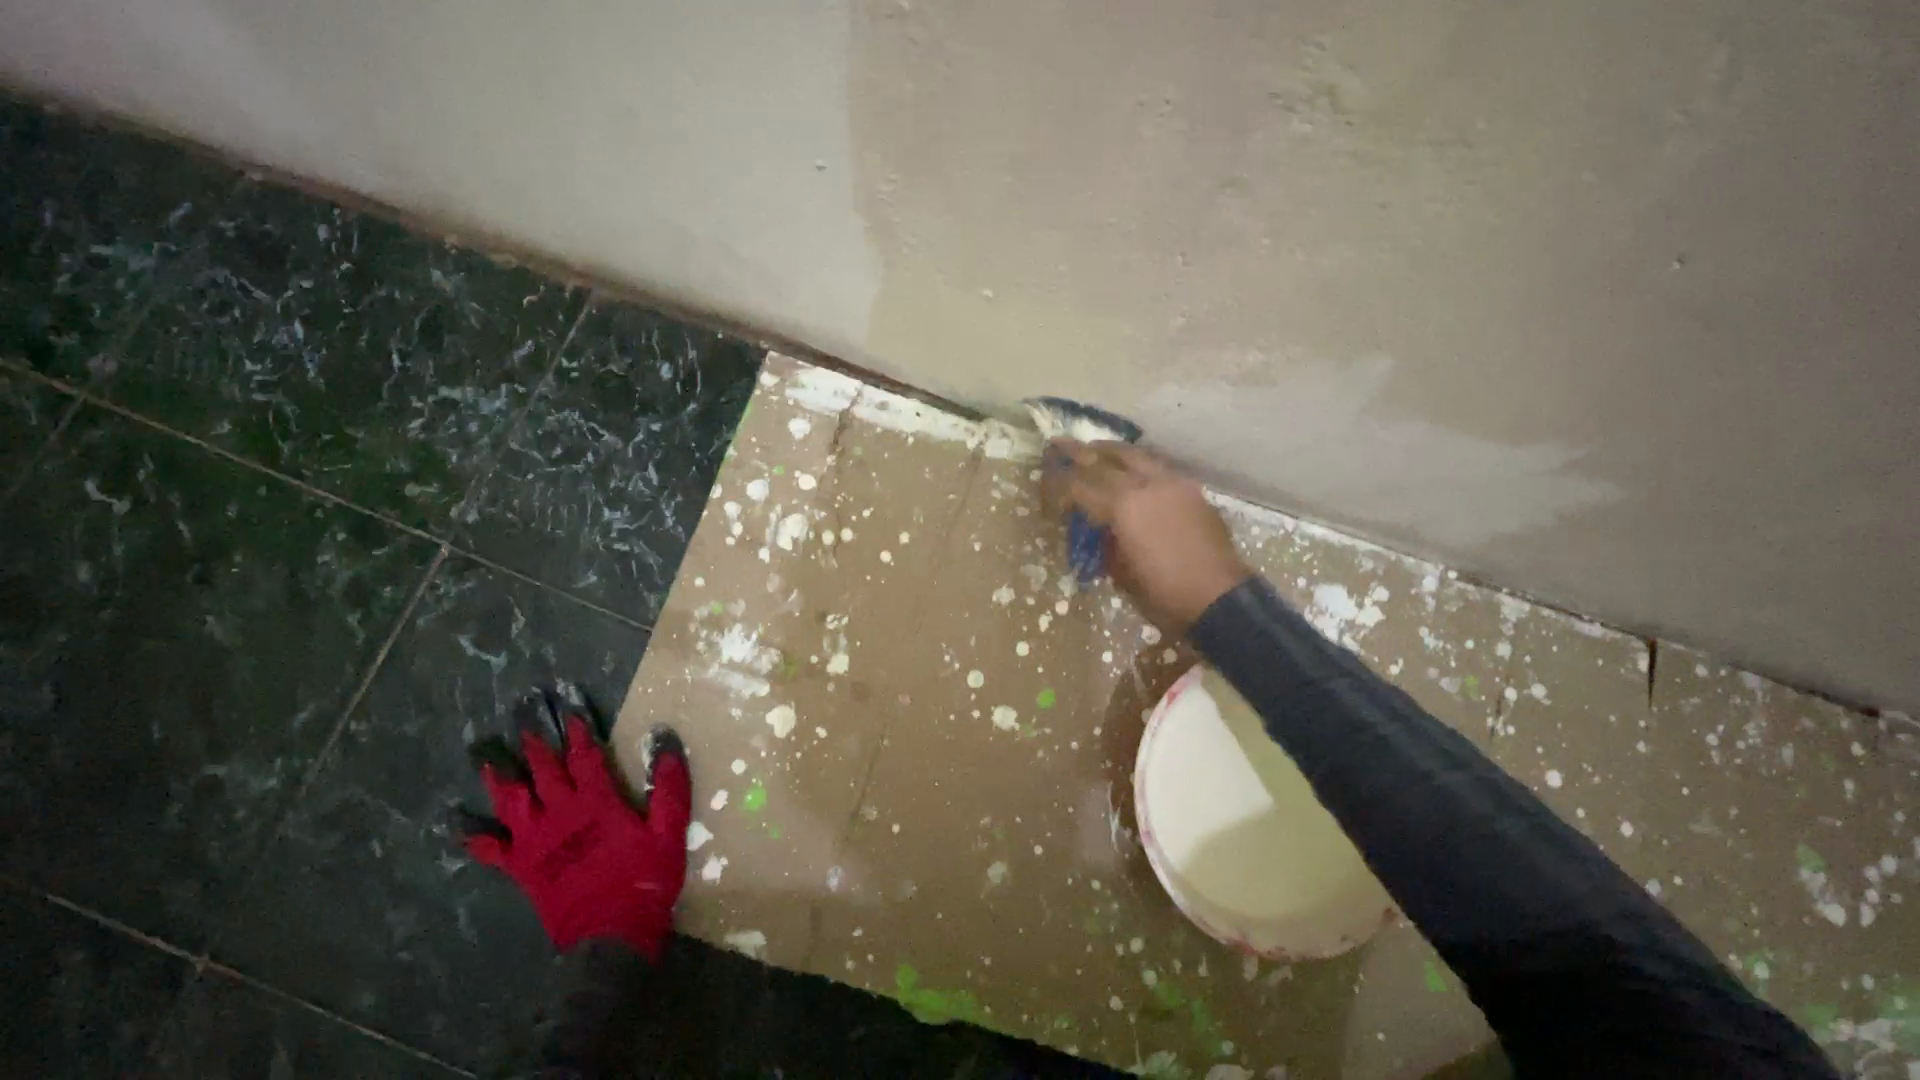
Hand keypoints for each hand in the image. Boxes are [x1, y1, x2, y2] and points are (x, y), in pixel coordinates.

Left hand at [454, 688, 691, 959]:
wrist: (610, 936)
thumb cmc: (645, 880)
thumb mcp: (669, 831)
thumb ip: (669, 786)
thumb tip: (664, 738)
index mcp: (597, 802)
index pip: (584, 756)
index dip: (576, 730)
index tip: (567, 706)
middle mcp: (560, 814)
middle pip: (543, 769)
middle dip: (534, 740)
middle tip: (522, 713)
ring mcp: (535, 841)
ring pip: (511, 800)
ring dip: (499, 775)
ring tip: (486, 755)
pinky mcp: (521, 868)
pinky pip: (490, 848)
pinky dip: (472, 833)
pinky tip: (456, 819)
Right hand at [1046, 439, 1252, 636]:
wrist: (1218, 600)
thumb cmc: (1162, 595)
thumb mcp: (1120, 572)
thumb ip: (1106, 540)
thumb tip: (1100, 526)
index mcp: (1122, 506)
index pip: (1079, 485)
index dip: (1057, 483)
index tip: (1043, 481)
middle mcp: (1145, 484)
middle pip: (1104, 459)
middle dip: (1078, 452)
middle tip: (1058, 443)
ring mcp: (1173, 484)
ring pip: (1136, 456)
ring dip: (1111, 451)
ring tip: (1096, 450)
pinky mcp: (1192, 491)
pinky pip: (1159, 468)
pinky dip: (1139, 465)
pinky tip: (1133, 471)